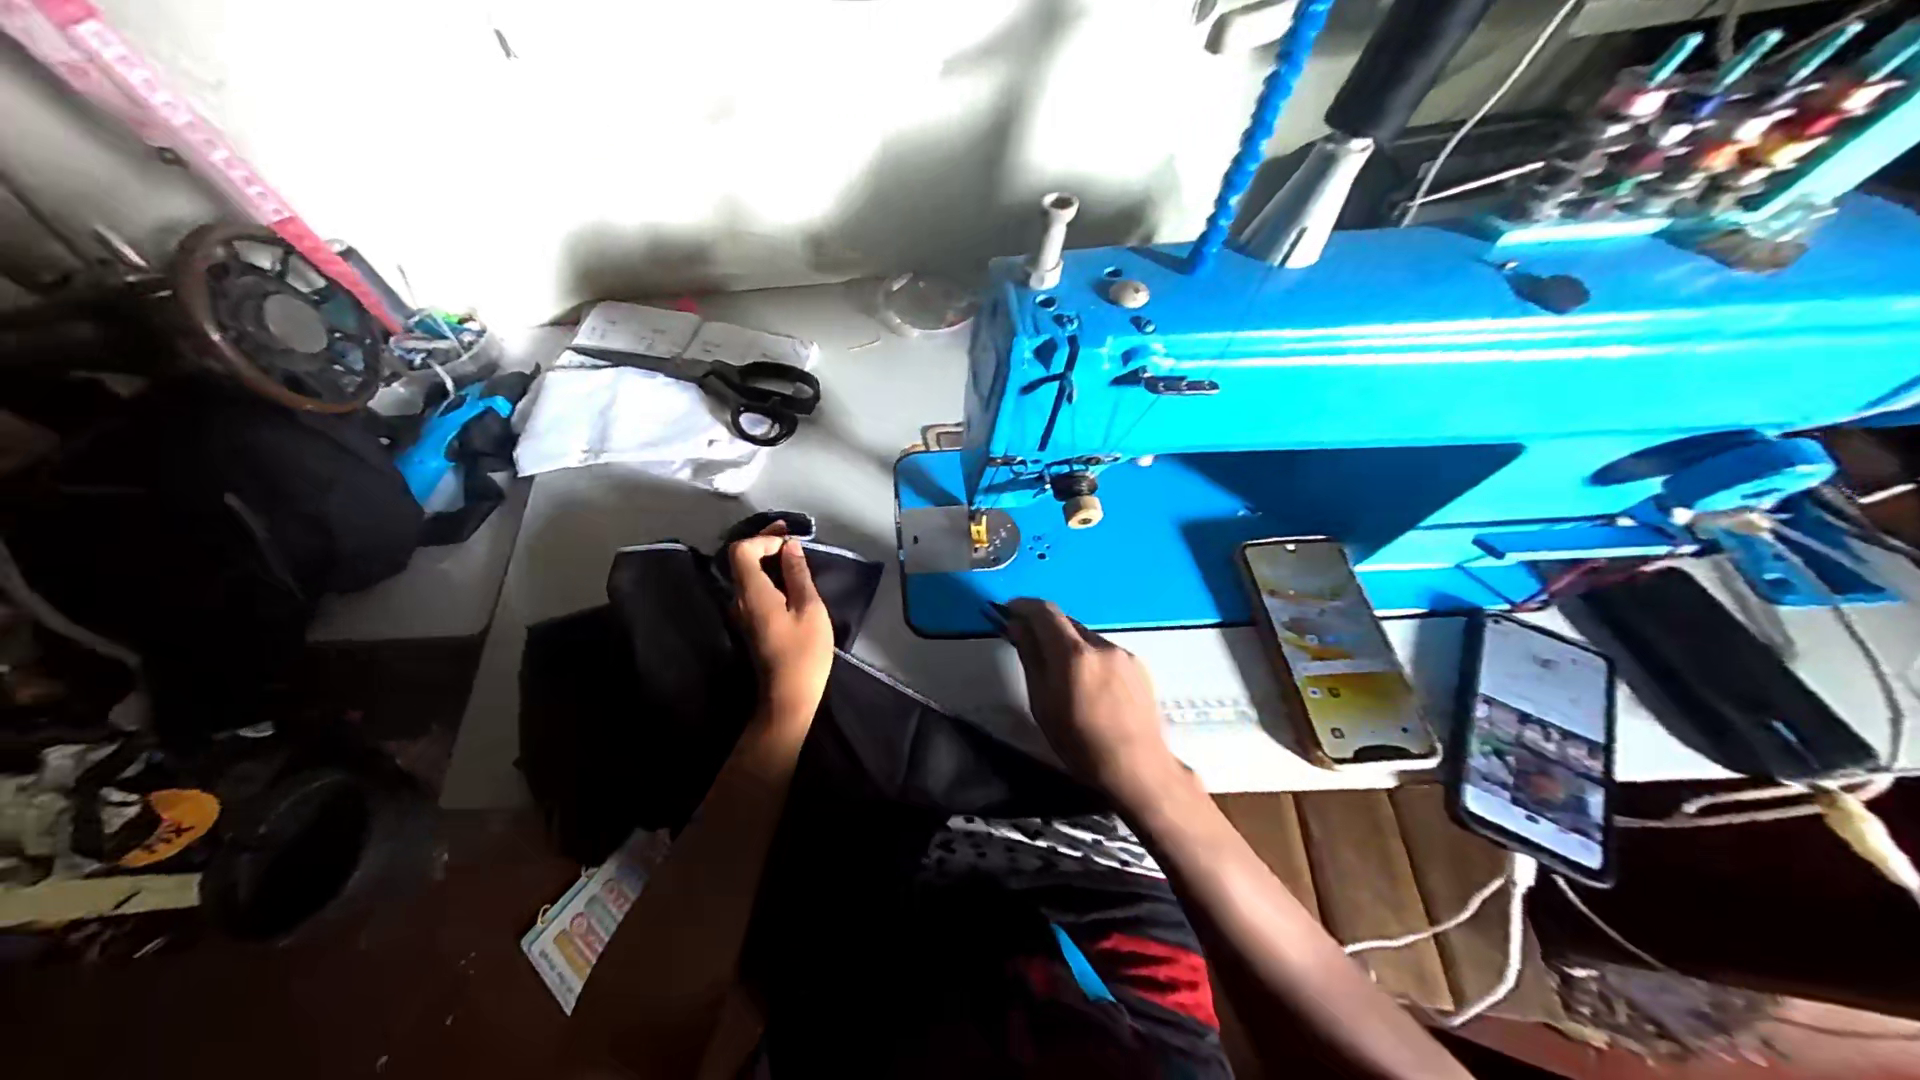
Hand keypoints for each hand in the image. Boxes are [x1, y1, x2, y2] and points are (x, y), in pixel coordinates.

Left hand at [730, 532, 833, 724]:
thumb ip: (798, 574)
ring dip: (768, 559)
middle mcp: (739, 599)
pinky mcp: (750, 622)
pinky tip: (790, 578)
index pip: (741, 550)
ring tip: (795, 553)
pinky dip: (769, 575)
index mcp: (752, 592)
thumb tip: (790, 546)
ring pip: (747, 573)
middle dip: (766, 543)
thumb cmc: (803, 652)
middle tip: (793, 536)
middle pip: (741, 559)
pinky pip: (754, 588)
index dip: (764, 539)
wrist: (788, 696)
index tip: (790, 542)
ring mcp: (742, 612)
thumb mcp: (809, 608)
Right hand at [1001, 599, 1181, 806]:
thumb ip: (1030, 658)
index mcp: (1074, 654)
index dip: (1023, 606)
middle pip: (1066, 622)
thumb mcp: (1042, 703)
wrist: (1137, 767)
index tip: (1008, 611)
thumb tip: (1017, 626)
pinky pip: (1105, 651)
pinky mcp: (1139, 665)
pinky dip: (1089, 656)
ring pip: (1086, 637)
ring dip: (1068, 643)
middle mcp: (1101, 644)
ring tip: (1061, 673)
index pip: (1045, 611)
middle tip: (1028, 643)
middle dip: (1044, 626)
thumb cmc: (1080, 743)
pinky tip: (1089, 685)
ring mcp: (1124, 653)